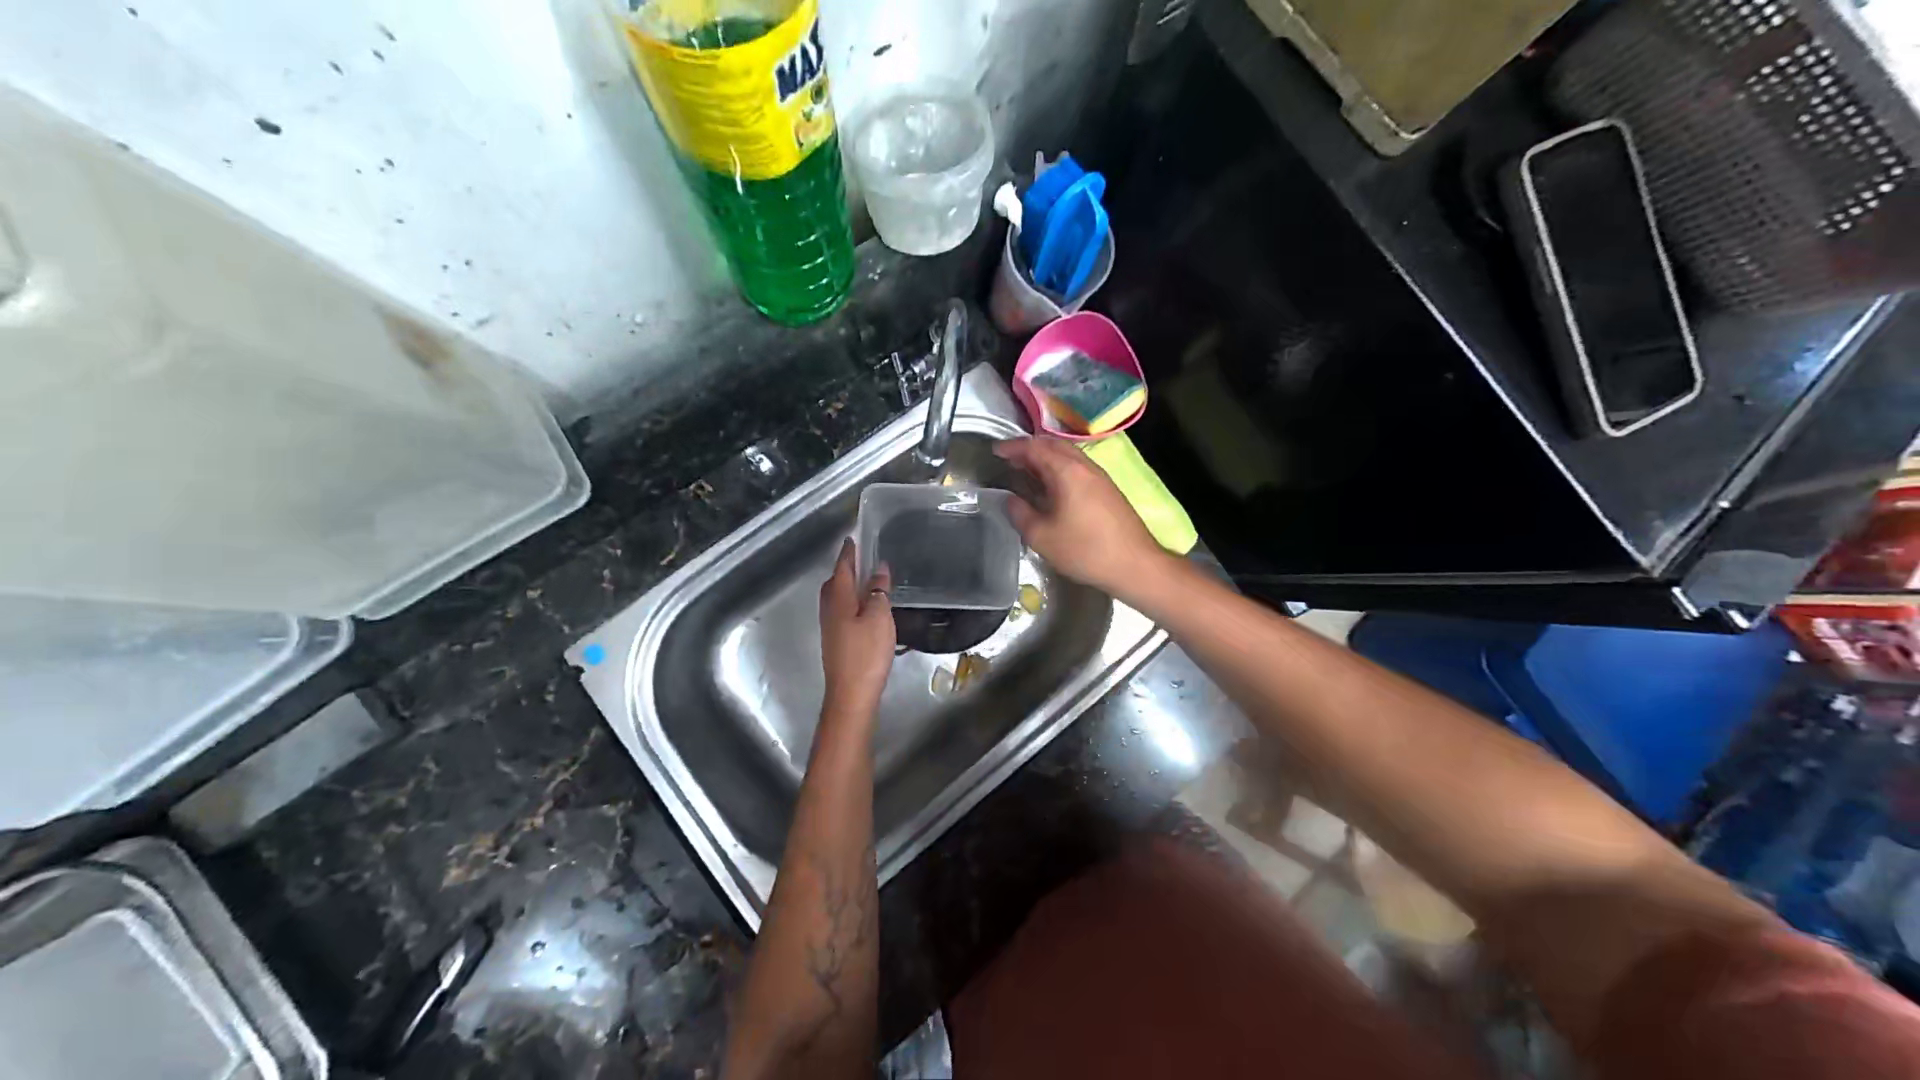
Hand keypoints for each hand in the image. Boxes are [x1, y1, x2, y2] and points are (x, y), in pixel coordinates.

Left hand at [819, 538, 894, 717]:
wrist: (851, 694)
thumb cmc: (866, 653)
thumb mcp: (879, 618)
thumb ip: (879, 592)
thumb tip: (878, 570)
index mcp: (839, 599)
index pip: (843, 568)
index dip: (849, 553)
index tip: (853, 538)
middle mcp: (830, 609)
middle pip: (836, 582)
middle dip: (846, 568)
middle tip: (862, 557)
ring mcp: (831, 627)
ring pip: (838, 597)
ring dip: (850, 585)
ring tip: (868, 580)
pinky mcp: (836, 641)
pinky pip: (842, 611)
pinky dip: (853, 602)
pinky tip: (866, 608)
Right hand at [994, 437, 1168, 599]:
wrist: (1135, 564)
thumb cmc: (1085, 550)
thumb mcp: (1042, 537)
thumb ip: (1021, 514)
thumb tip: (1010, 500)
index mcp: (1067, 471)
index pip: (1035, 448)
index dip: (1013, 447)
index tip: (996, 450)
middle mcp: (1085, 466)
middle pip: (1054, 445)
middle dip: (1030, 448)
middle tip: (1011, 460)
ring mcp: (1100, 477)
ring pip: (1069, 455)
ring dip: (1047, 458)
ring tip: (1028, 472)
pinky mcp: (1108, 490)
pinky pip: (1078, 468)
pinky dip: (1060, 468)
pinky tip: (1052, 487)